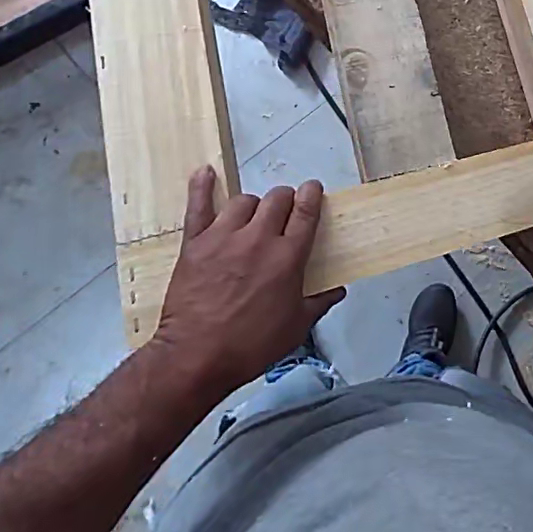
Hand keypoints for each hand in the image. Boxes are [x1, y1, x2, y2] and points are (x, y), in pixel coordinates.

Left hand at [148, 168, 345, 394]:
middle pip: (278, 198)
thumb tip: (338, 290)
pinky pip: (198, 207)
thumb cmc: (250, 345)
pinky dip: (201, 187)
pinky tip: (204, 172)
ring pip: (245, 201)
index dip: (312, 195)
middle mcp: (259, 239)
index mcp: (288, 256)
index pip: (306, 211)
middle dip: (285, 200)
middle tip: (284, 213)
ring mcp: (224, 238)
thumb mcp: (296, 327)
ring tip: (252, 217)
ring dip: (253, 205)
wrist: (194, 359)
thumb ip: (319, 303)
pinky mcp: (195, 245)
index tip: (313, 190)